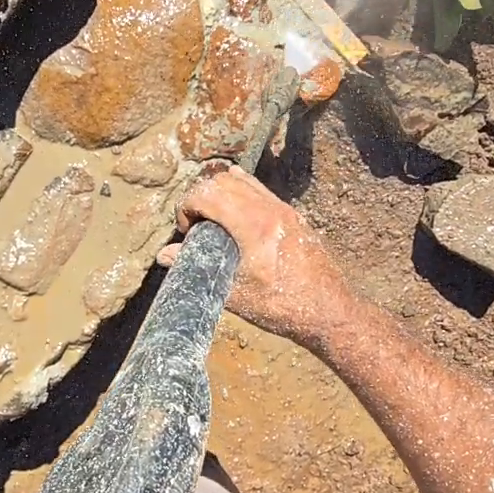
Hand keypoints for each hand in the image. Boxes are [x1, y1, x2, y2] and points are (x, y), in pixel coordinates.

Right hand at [159, 168, 354, 349]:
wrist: (328, 312)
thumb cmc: (283, 307)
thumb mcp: (233, 293)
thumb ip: (197, 269)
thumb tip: (164, 256)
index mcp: (254, 225)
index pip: (208, 192)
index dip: (187, 206)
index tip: (186, 231)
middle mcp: (270, 209)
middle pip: (222, 180)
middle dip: (200, 197)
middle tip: (196, 227)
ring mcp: (284, 210)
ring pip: (242, 181)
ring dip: (220, 193)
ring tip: (214, 222)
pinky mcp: (292, 217)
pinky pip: (260, 191)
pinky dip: (240, 195)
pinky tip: (236, 220)